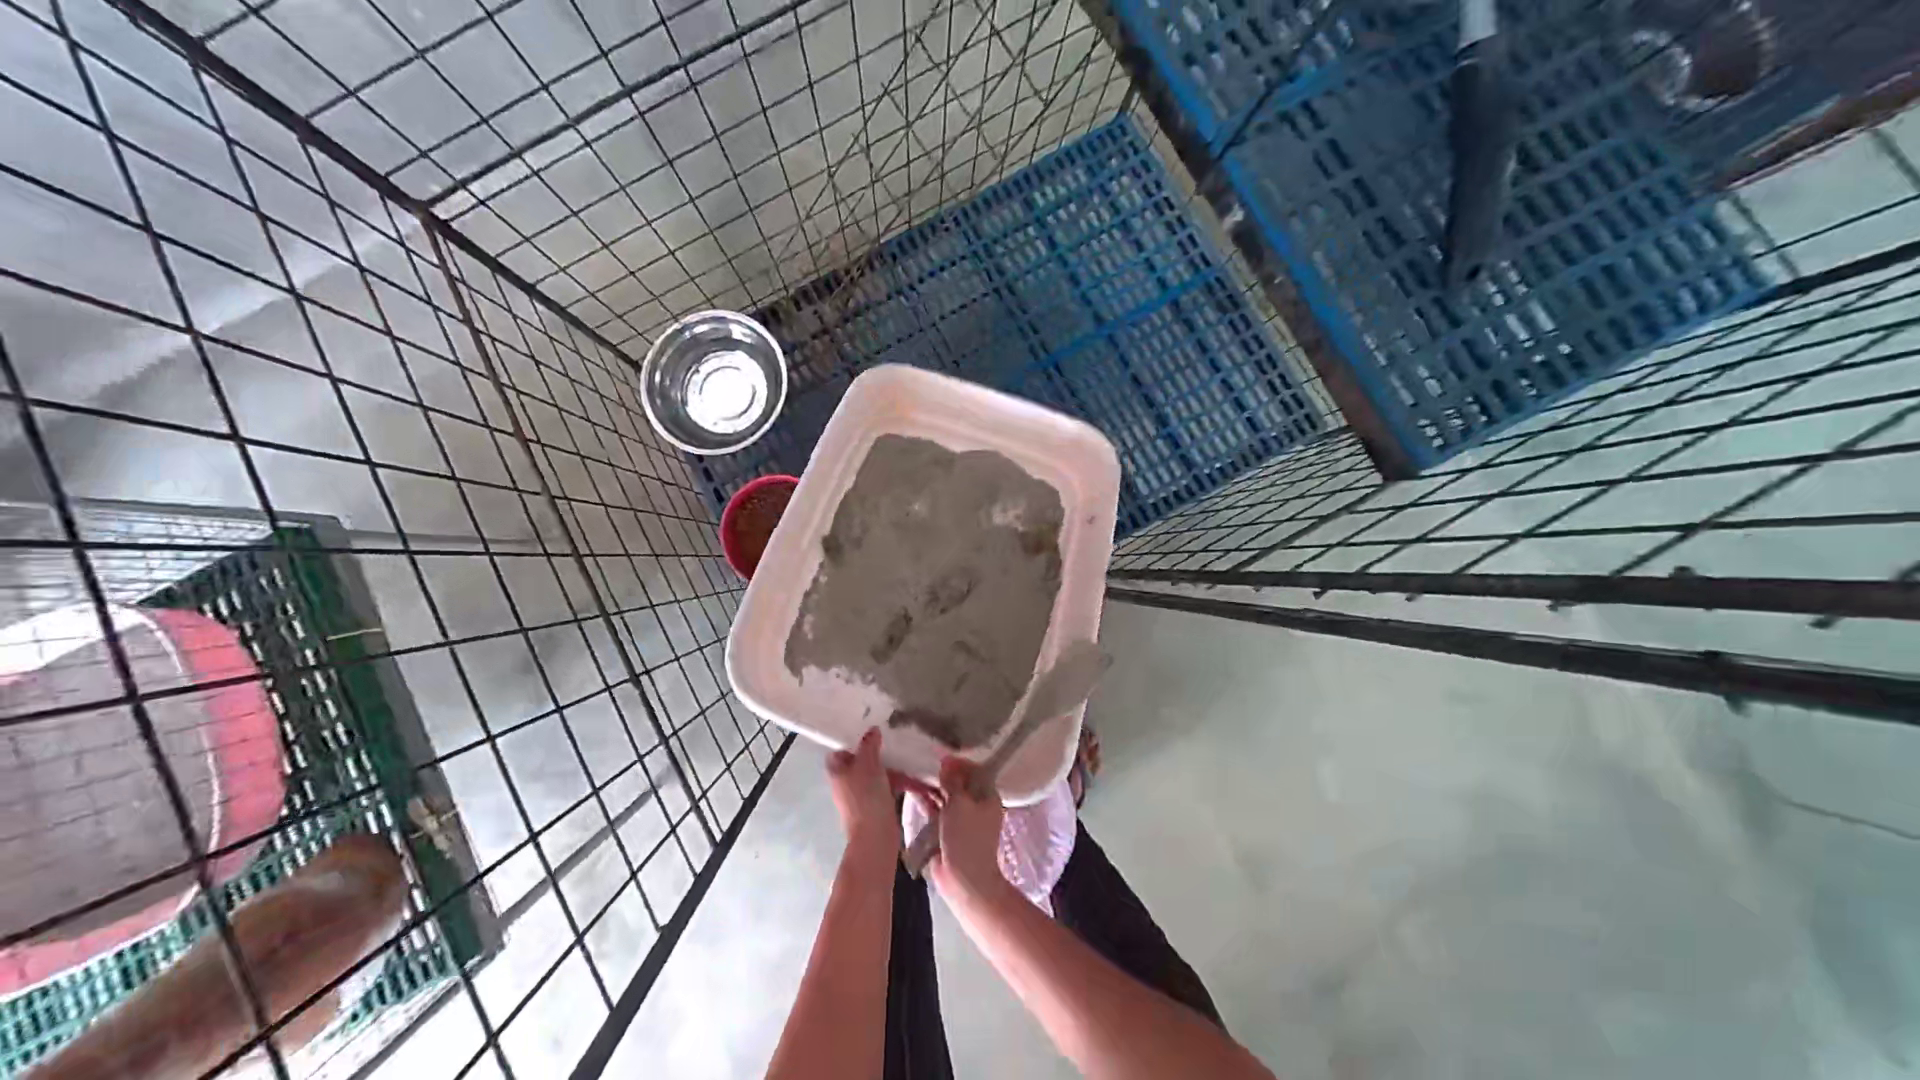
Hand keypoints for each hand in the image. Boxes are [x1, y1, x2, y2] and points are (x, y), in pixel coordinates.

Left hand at [826, 728, 917, 866]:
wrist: (876, 836)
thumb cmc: (866, 796)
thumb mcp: (867, 763)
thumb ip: (869, 744)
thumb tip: (872, 730)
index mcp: (838, 771)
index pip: (841, 749)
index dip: (854, 740)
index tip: (871, 731)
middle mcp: (847, 782)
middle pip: (862, 760)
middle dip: (880, 752)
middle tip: (895, 741)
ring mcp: (862, 795)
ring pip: (878, 773)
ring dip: (894, 767)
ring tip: (911, 757)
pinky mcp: (877, 804)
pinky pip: (889, 786)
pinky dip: (901, 781)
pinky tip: (917, 777)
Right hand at [918, 756, 1005, 902]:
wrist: (963, 880)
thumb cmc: (966, 839)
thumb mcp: (960, 803)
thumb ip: (953, 781)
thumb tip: (947, 761)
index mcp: (987, 796)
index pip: (974, 770)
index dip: (958, 761)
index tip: (939, 754)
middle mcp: (976, 804)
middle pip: (959, 782)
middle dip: (942, 773)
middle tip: (921, 760)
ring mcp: (961, 818)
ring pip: (946, 795)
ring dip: (932, 785)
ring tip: (913, 771)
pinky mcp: (947, 830)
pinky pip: (937, 809)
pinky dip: (927, 800)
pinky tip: (912, 790)